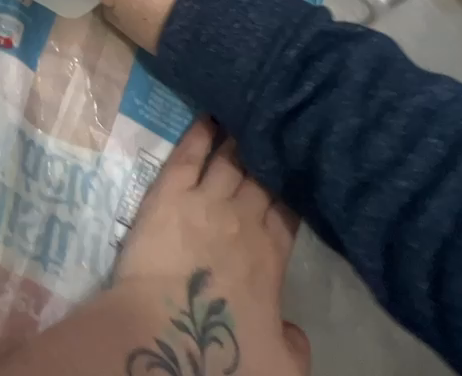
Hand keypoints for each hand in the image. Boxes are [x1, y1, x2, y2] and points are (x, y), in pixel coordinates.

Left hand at [113, 118, 308, 375]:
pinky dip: (199, 132)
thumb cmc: (222, 352)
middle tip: (271, 127)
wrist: (167, 335)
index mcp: (271, 256)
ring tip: (244, 111)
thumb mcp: (279, 363)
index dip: (290, 189)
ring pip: (228, 159)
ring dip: (237, 137)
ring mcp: (205, 200)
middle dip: (266, 153)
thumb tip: (292, 329)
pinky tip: (206, 114)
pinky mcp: (168, 192)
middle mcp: (243, 219)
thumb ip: (292, 343)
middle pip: (260, 176)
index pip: (287, 211)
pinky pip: (187, 155)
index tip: (293, 170)